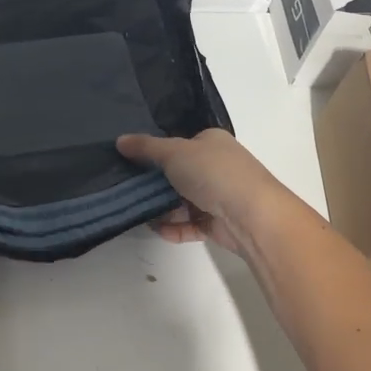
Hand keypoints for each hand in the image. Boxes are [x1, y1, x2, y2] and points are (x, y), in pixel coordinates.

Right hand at [116, 129, 293, 253]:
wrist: (251, 215)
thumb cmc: (213, 173)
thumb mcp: (174, 152)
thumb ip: (146, 148)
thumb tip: (119, 140)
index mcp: (212, 143)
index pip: (180, 145)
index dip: (157, 153)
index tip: (132, 164)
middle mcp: (216, 167)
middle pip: (178, 175)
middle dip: (156, 185)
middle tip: (130, 191)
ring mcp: (218, 196)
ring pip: (182, 202)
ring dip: (162, 209)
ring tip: (139, 213)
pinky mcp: (217, 223)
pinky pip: (189, 225)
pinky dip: (173, 228)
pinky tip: (157, 229)